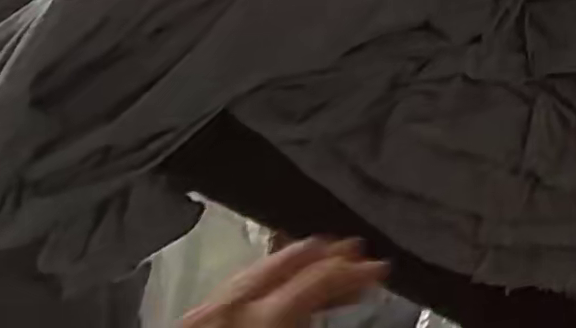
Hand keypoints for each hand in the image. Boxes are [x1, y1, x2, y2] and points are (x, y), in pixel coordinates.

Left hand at [180, 237, 388, 327]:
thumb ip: (313, 322)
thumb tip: (355, 300)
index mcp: (262, 318)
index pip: (321, 276)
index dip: (357, 271)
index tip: (383, 269)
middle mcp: (233, 304)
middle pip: (294, 257)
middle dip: (331, 253)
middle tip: (362, 256)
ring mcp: (206, 311)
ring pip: (266, 266)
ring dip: (304, 263)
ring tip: (331, 269)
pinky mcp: (192, 321)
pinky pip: (243, 285)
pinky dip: (273, 280)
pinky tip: (287, 292)